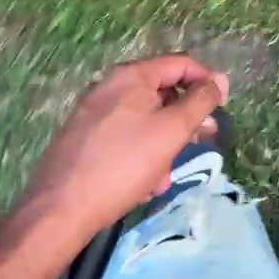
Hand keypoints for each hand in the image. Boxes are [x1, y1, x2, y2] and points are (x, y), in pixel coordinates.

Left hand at [0, 55, 226, 278]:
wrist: (57, 214)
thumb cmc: (123, 164)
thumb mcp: (173, 130)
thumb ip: (201, 101)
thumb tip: (220, 79)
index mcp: (130, 76)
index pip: (180, 64)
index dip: (205, 82)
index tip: (218, 109)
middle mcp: (108, 88)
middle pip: (161, 92)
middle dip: (184, 118)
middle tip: (200, 141)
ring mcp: (89, 116)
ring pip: (142, 120)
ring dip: (163, 142)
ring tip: (167, 174)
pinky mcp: (79, 143)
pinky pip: (121, 137)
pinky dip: (139, 152)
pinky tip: (143, 182)